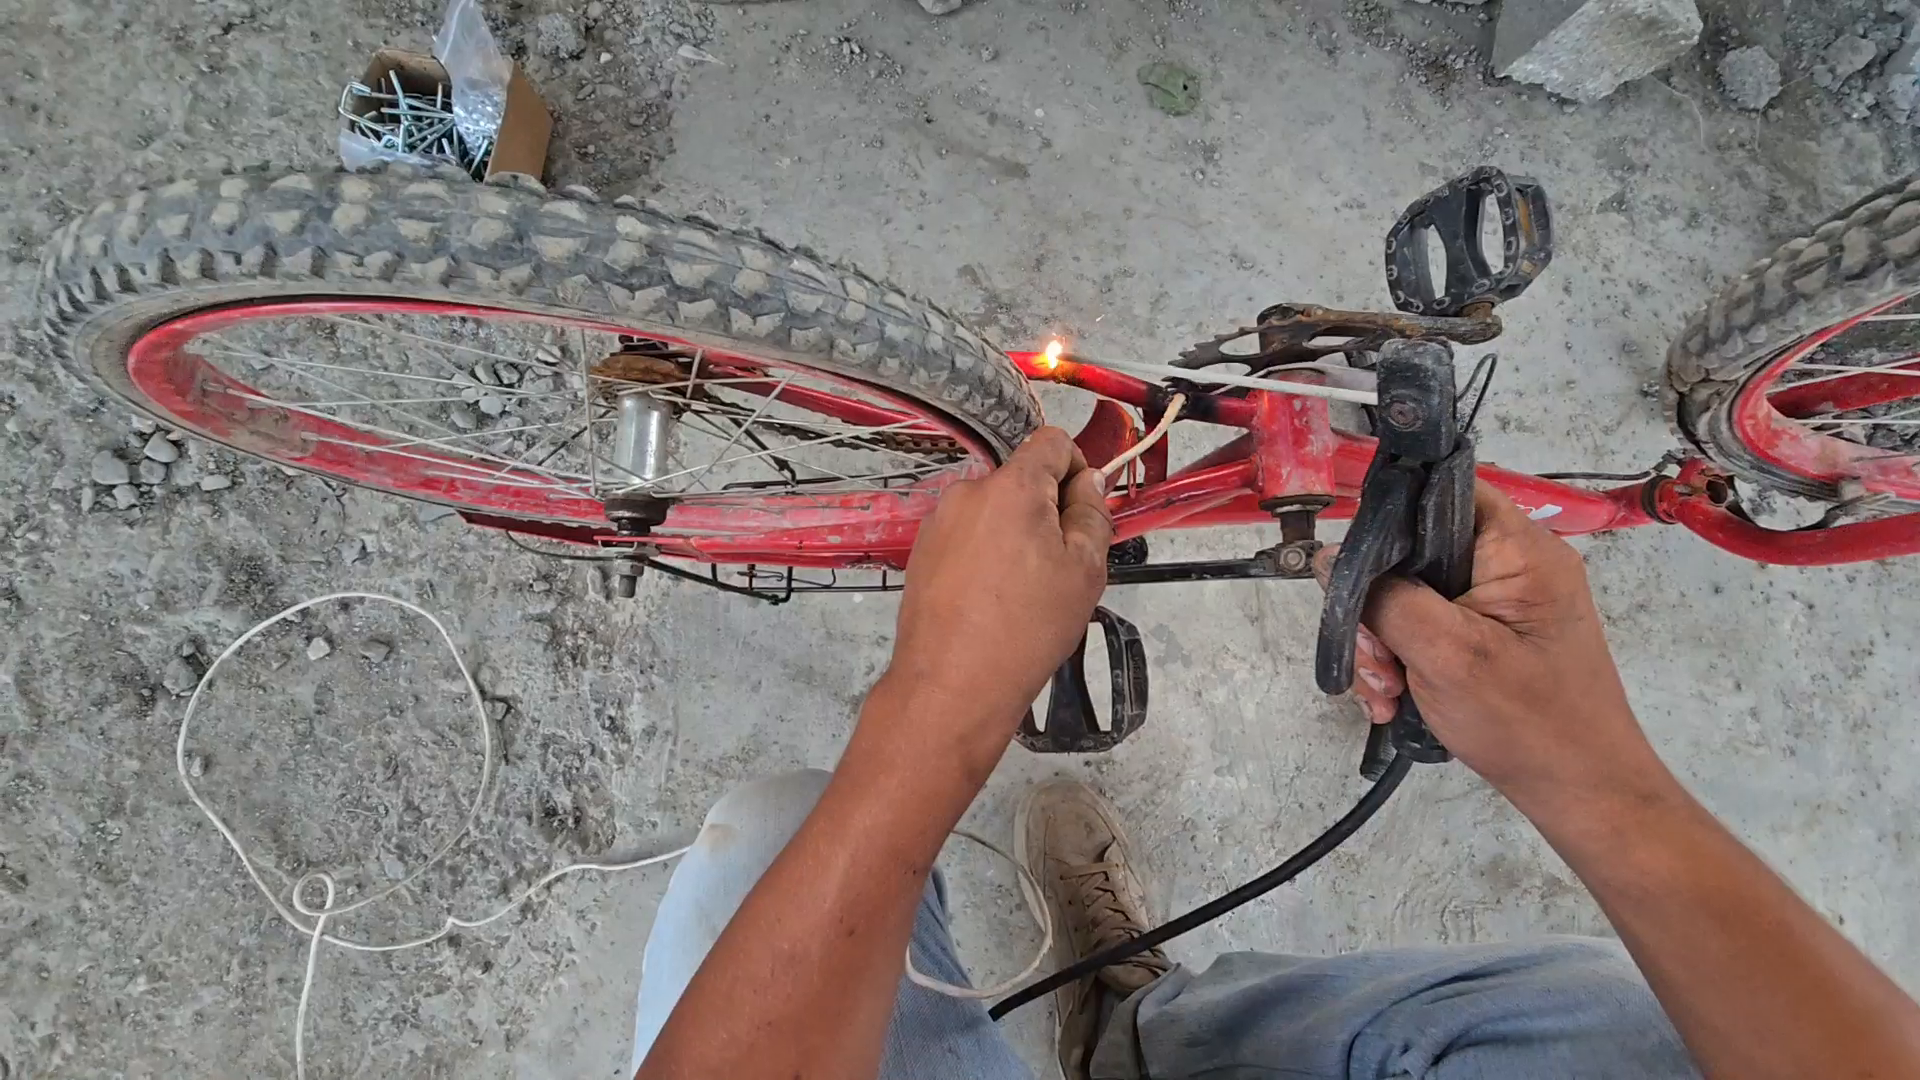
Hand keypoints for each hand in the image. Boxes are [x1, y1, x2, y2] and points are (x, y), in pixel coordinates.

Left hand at [870, 427, 1112, 772]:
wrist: (951, 684)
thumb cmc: (1028, 626)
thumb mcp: (1085, 569)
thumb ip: (1092, 513)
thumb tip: (1087, 481)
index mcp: (1010, 486)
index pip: (1052, 442)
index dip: (1077, 469)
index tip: (1081, 515)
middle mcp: (966, 491)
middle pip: (1021, 481)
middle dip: (1045, 511)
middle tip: (1056, 567)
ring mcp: (937, 522)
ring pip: (993, 512)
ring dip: (1014, 535)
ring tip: (1021, 592)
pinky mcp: (920, 552)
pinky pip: (967, 536)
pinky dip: (985, 554)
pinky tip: (989, 600)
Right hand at [1314, 482, 1660, 808]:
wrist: (1578, 794)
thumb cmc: (1526, 720)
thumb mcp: (1443, 652)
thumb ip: (1381, 596)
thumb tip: (1328, 558)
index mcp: (1518, 551)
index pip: (1444, 492)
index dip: (1390, 513)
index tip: (1353, 561)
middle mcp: (1507, 566)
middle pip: (1410, 554)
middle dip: (1374, 607)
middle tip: (1374, 656)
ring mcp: (1492, 603)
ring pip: (1402, 596)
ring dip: (1378, 644)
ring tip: (1384, 690)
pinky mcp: (1479, 634)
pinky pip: (1416, 628)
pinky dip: (1395, 661)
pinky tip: (1390, 697)